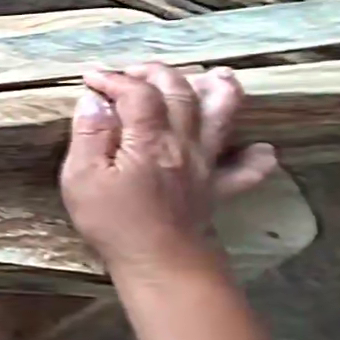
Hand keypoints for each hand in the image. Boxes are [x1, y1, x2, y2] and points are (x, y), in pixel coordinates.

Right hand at [60, 64, 277, 279]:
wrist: (160, 266)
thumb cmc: (113, 223)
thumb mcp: (81, 177)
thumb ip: (88, 134)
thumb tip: (93, 101)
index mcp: (148, 140)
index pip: (136, 92)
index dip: (113, 79)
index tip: (91, 78)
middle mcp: (183, 144)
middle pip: (180, 92)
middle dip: (155, 73)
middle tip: (131, 73)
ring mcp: (205, 165)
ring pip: (222, 116)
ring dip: (221, 90)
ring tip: (215, 75)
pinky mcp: (215, 189)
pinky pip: (246, 170)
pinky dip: (255, 157)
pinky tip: (258, 148)